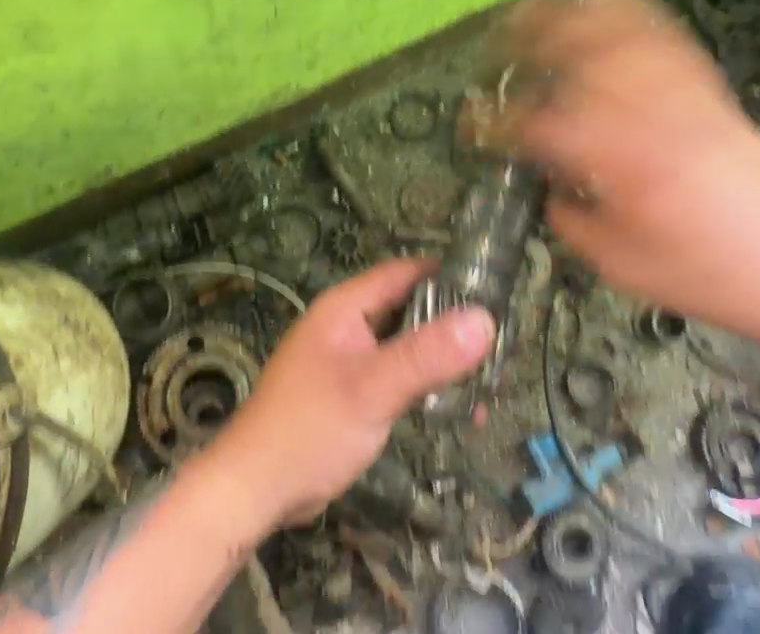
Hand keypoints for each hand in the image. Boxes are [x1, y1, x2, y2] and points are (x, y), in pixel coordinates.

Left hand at [196, 259, 493, 530]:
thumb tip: (485, 319)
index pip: (404, 273)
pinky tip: (458, 412)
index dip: (448, 276)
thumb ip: (427, 355)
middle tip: (502, 345)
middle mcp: (346, 327)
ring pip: (406, 348)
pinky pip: (397, 379)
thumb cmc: (311, 428)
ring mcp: (348, 361)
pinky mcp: (351, 394)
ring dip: (442, 362)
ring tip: (489, 383)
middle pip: (409, 310)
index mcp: (345, 309)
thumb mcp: (373, 388)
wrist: (257, 487)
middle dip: (452, 326)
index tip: (497, 289)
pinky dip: (425, 388)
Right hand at [496, 0, 759, 336]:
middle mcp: (650, 116)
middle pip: (580, 53)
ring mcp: (686, 98)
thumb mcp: (620, 265)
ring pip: (625, 33)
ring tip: (544, 1)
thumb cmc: (705, 277)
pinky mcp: (714, 94)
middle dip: (531, 38)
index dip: (498, 122)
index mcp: (620, 163)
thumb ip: (572, 222)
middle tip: (500, 38)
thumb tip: (551, 189)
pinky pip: (670, 39)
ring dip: (577, 12)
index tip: (476, 123)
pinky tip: (612, 0)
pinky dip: (635, 13)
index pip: (540, 125)